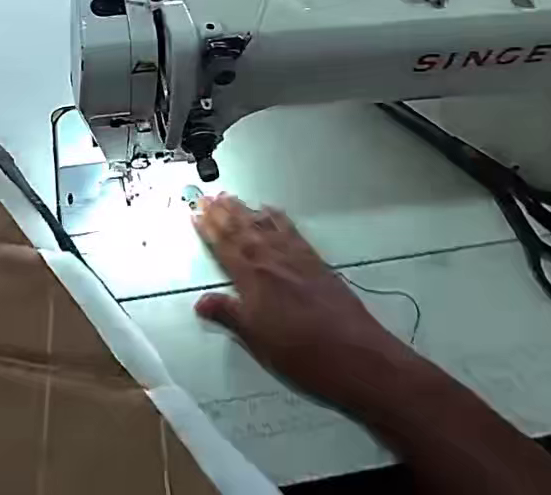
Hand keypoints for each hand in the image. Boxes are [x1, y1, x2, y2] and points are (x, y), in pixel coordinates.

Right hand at [193, 194, 419, 410]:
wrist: (355, 354)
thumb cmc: (301, 353)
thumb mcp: (257, 340)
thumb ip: (228, 314)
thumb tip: (199, 301)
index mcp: (252, 279)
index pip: (224, 248)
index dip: (208, 230)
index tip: (195, 213)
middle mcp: (270, 261)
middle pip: (240, 230)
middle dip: (221, 213)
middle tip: (207, 195)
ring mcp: (293, 257)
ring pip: (262, 226)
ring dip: (244, 210)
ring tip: (229, 196)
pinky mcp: (314, 260)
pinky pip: (290, 230)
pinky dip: (277, 217)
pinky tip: (270, 209)